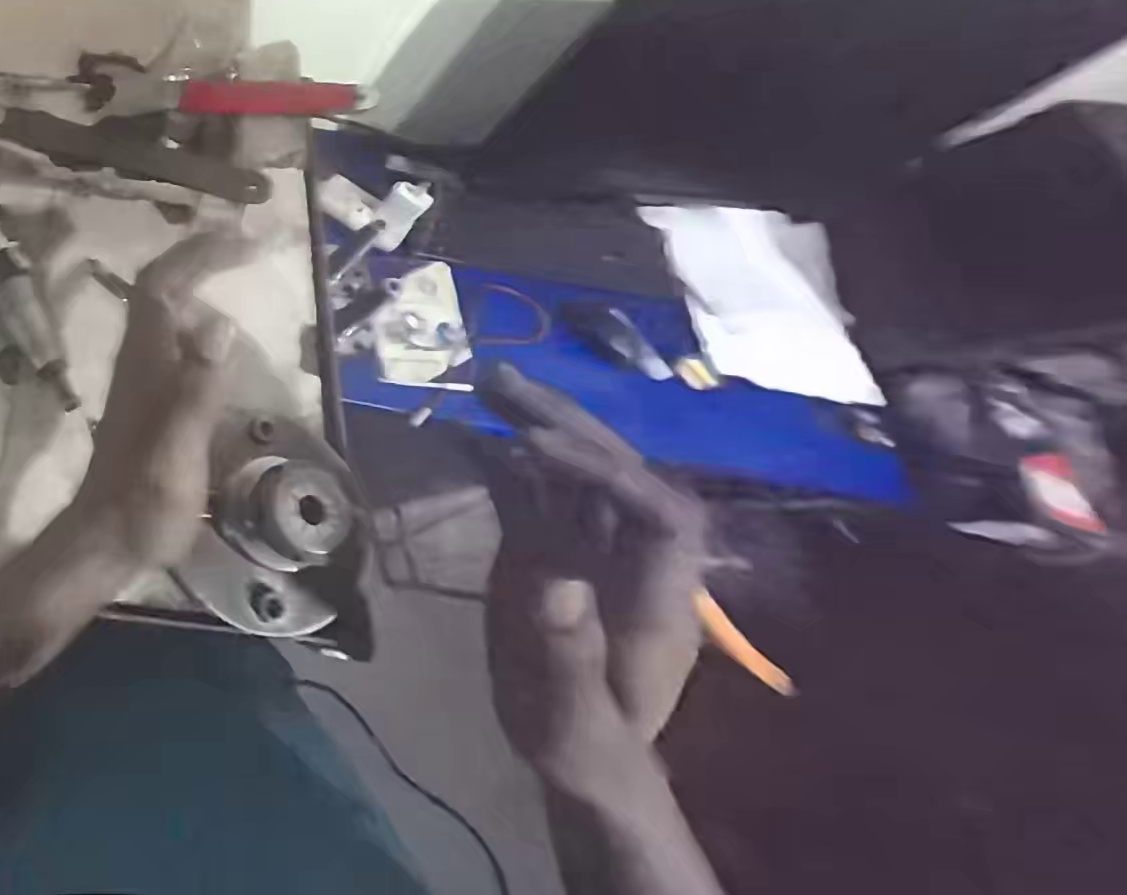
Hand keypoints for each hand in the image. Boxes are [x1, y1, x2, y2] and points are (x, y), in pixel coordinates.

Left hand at [65, 232, 250, 572]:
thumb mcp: (176, 449)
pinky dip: (204, 321)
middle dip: (202, 257)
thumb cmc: (144, 499)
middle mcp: (142, 361)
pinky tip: (228, 334)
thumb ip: (196, 390)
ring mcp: (146, 380)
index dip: (196, 255)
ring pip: (168, 313)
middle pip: (162, 290)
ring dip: (201, 282)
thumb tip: (220, 322)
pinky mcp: (156, 401)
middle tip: (250, 244)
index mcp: (146, 363)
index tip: (241, 239)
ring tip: (242, 269)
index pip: (160, 287)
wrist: (109, 538)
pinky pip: (179, 342)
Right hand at [479, 362, 705, 802]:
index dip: (602, 467)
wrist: (574, 747)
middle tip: (500, 379)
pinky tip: (468, 433)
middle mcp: (627, 552)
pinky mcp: (546, 543)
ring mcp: (585, 543)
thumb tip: (553, 575)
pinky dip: (499, 458)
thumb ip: (571, 651)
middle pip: (612, 468)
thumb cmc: (584, 741)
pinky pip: (529, 489)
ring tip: (486, 383)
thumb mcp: (576, 716)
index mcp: (658, 591)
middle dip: (561, 420)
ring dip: (530, 421)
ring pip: (569, 468)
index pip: (657, 509)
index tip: (532, 444)